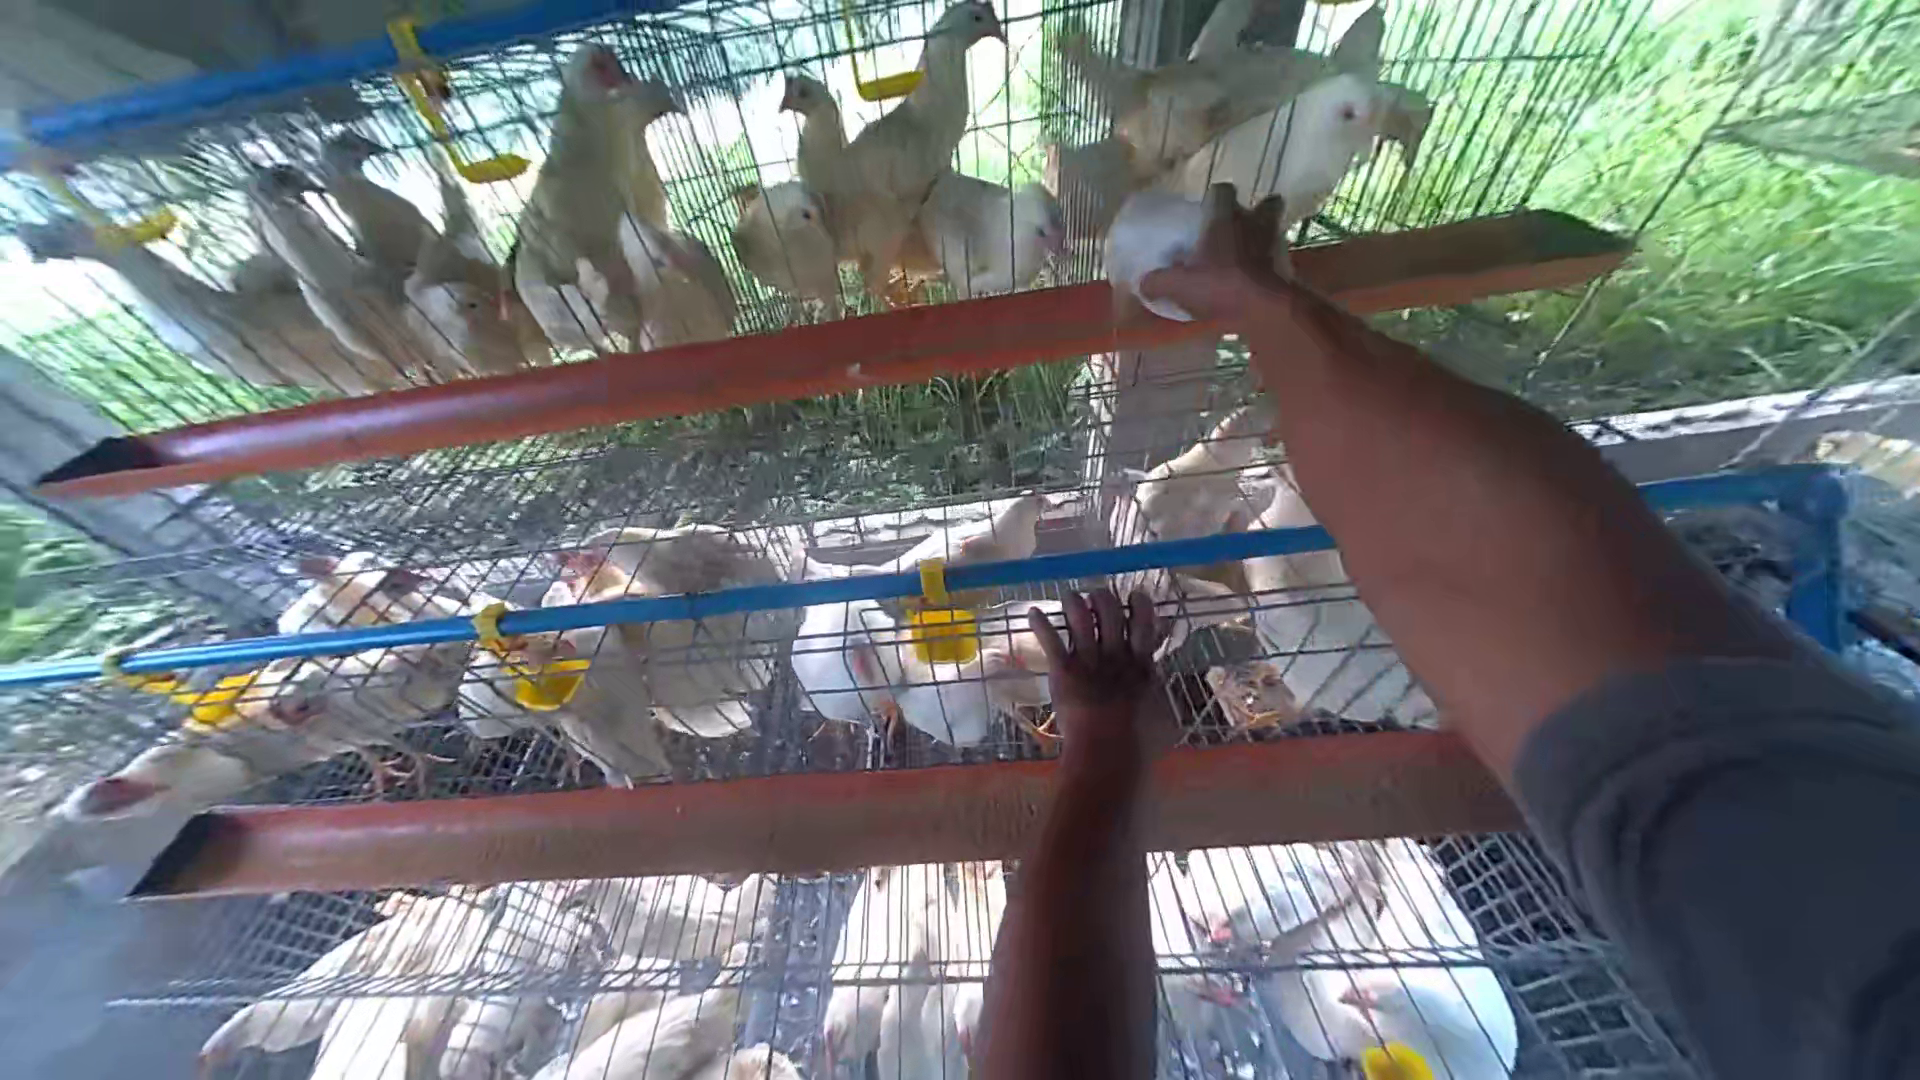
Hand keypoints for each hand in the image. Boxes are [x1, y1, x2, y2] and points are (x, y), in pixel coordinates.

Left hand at [1027, 588, 1176, 777]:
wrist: (1108, 754)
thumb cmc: (1138, 742)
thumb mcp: (1159, 713)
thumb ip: (1156, 690)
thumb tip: (1158, 678)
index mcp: (1141, 664)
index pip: (1144, 623)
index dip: (1140, 605)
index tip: (1134, 597)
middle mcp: (1116, 655)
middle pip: (1110, 611)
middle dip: (1102, 598)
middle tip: (1096, 596)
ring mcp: (1089, 662)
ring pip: (1081, 618)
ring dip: (1074, 603)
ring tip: (1069, 596)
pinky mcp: (1065, 671)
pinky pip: (1052, 642)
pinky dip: (1041, 625)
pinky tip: (1033, 612)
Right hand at [1140, 183, 1294, 322]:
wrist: (1261, 308)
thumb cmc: (1218, 286)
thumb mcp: (1176, 286)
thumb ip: (1157, 282)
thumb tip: (1143, 283)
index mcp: (1224, 218)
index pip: (1221, 191)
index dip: (1213, 199)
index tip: (1206, 212)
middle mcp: (1252, 222)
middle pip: (1261, 204)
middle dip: (1251, 213)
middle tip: (1235, 230)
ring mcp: (1272, 242)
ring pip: (1273, 228)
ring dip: (1262, 236)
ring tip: (1247, 252)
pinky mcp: (1283, 265)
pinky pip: (1276, 256)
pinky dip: (1267, 262)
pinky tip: (1254, 276)